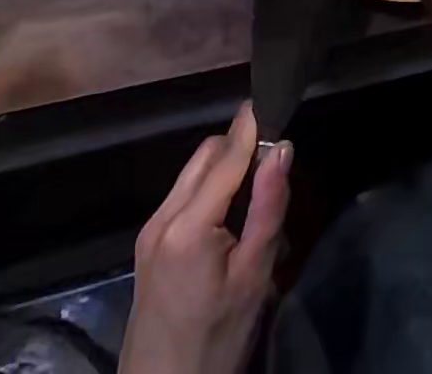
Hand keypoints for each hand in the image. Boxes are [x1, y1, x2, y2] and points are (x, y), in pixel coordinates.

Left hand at [119, 103, 291, 373]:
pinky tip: (234, 206)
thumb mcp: (255, 272)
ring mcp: (150, 230)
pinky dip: (212, 184)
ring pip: (193, 171)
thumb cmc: (218, 334)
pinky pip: (185, 193)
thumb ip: (268, 205)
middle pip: (206, 155)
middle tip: (277, 152)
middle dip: (241, 143)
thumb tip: (283, 148)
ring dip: (226, 163)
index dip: (253, 125)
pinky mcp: (149, 243)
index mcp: (188, 224)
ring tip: (261, 179)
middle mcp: (162, 217)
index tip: (275, 98)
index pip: (227, 156)